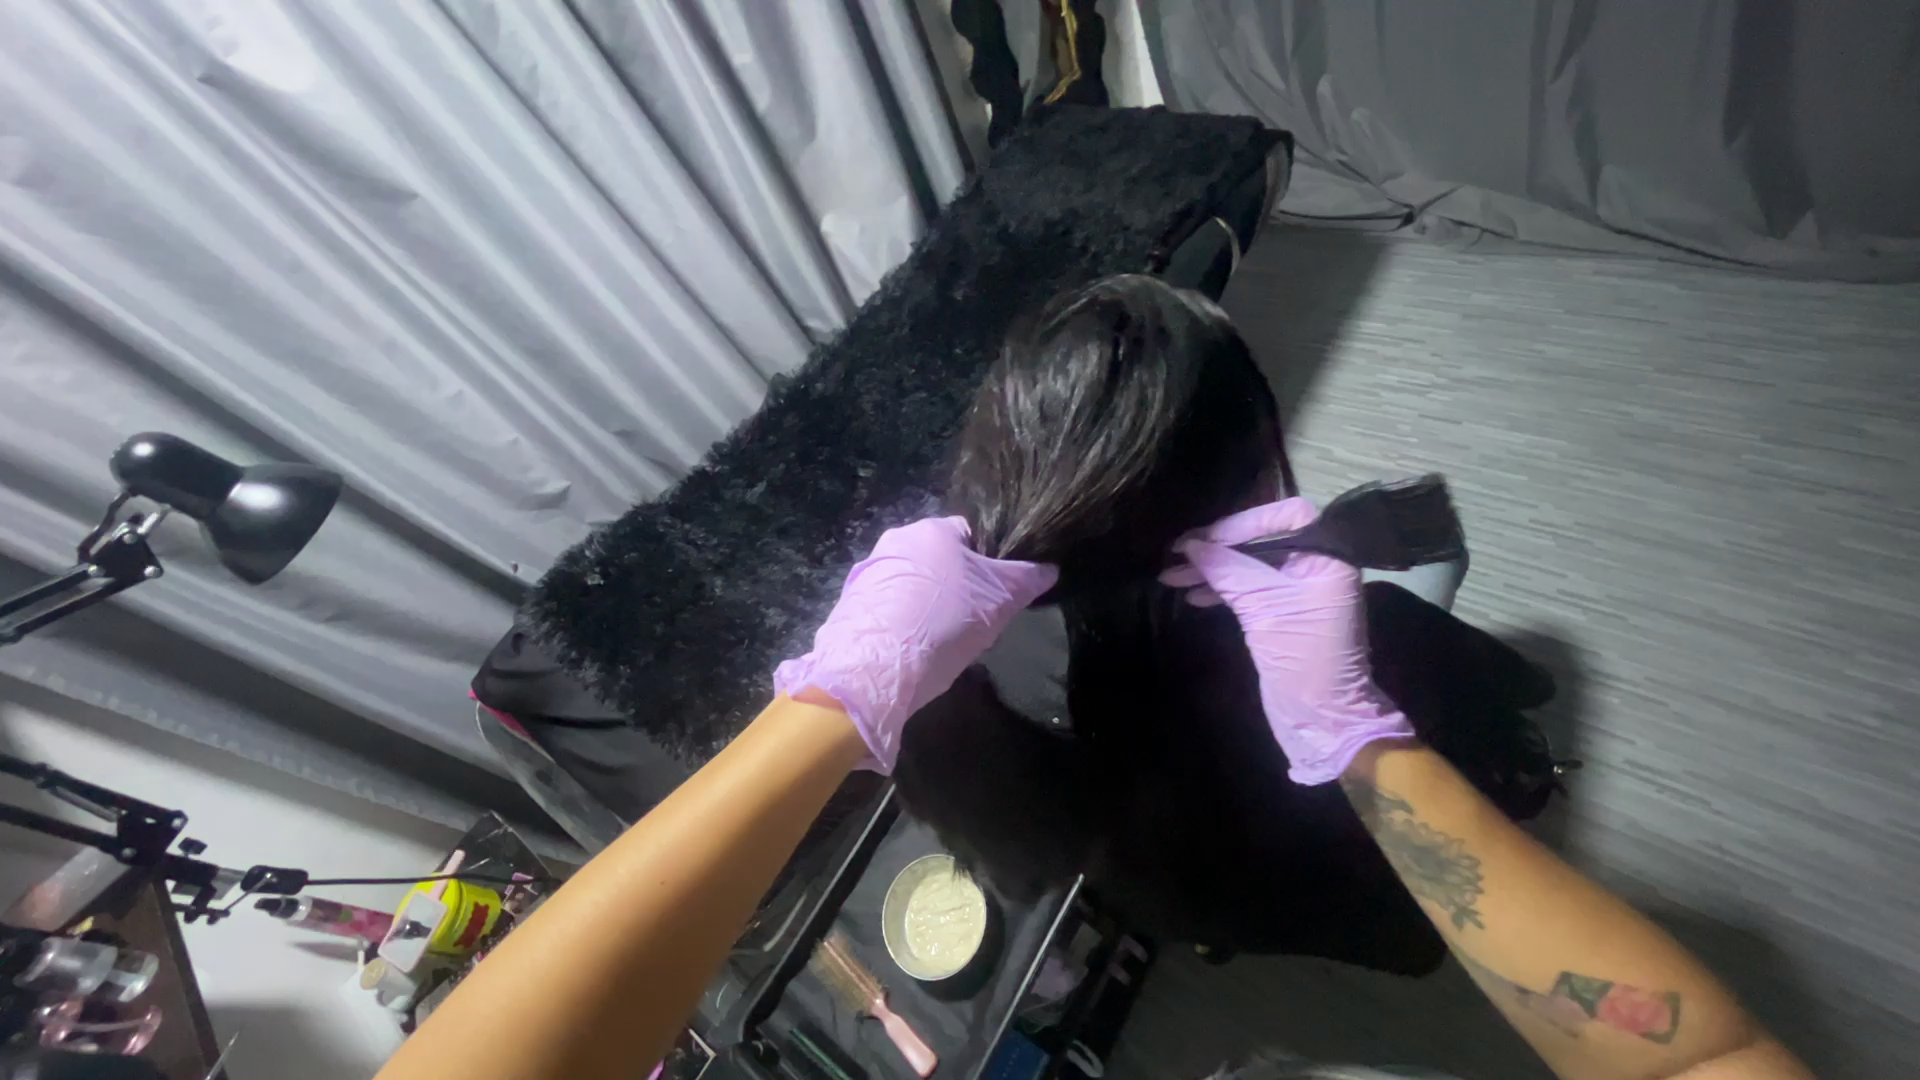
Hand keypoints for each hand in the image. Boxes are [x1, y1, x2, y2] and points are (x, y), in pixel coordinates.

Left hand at [774, 517, 1057, 771]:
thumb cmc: (944, 622)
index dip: (991, 563)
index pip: (971, 534)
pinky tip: (914, 650)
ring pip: (915, 585)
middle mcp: (894, 541)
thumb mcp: (999, 601)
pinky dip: (904, 623)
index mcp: (930, 529)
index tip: (997, 594)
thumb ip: (1026, 579)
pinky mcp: (851, 604)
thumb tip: (1048, 568)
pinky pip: (891, 608)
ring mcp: (867, 572)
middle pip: (940, 560)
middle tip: (974, 620)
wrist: (875, 669)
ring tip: (942, 641)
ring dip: (930, 606)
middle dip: (958, 587)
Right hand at [1160, 498, 1412, 783]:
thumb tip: (1190, 544)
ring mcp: (1297, 591)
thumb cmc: (1304, 657)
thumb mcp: (1264, 607)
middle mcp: (1315, 566)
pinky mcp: (1281, 613)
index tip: (1205, 538)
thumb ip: (1228, 569)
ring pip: (1248, 565)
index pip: (1286, 516)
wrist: (1320, 716)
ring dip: (1211, 569)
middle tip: (1176, 553)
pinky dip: (1220, 589)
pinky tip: (1193, 595)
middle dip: (1218, 547)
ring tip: (1171, 577)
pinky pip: (1247, 588)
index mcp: (1327, 557)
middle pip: (1261, 539)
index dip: (1243, 522)